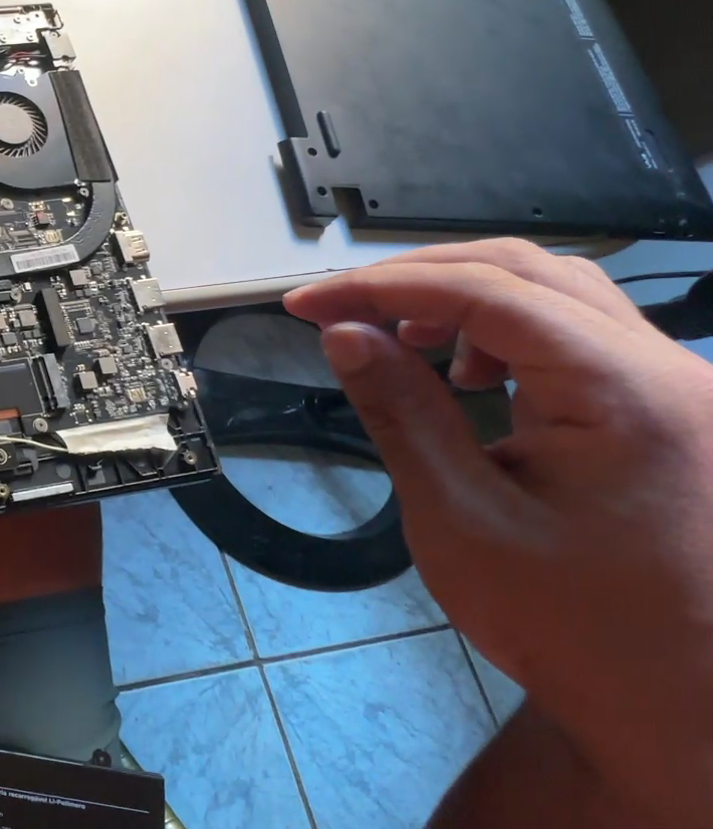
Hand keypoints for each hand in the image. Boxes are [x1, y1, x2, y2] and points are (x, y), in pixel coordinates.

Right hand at [284, 240, 712, 825]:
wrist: (675, 707)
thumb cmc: (566, 622)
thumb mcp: (458, 514)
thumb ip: (400, 410)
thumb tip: (343, 333)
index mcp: (628, 396)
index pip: (487, 293)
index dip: (380, 286)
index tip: (303, 307)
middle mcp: (671, 374)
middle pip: (528, 270)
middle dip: (415, 278)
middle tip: (335, 310)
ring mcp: (678, 390)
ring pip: (556, 291)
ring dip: (458, 299)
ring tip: (396, 341)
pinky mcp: (666, 411)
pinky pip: (576, 332)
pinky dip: (499, 330)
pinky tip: (462, 373)